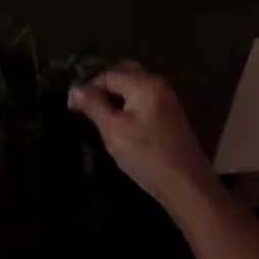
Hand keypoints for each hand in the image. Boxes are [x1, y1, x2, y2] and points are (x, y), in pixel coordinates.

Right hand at [68, 62, 219, 207]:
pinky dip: (127, 103)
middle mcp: (158, 84)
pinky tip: (117, 121)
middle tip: (84, 106)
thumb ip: (93, 106)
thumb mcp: (113, 130)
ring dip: (114, 95)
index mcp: (145, 84)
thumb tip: (74, 89)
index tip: (72, 108)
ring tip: (97, 114)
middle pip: (124, 73)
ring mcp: (166, 98)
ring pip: (133, 86)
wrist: (185, 184)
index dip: (87, 89)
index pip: (107, 75)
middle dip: (102, 87)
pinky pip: (142, 98)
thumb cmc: (146, 156)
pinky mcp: (168, 114)